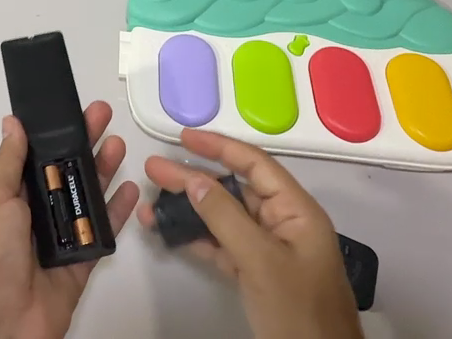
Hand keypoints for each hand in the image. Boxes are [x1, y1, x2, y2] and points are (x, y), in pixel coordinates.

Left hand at [0, 102, 139, 338]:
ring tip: (118, 145)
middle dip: (85, 142)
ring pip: (88, 196)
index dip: (57, 131)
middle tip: (104, 115)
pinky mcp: (82, 262)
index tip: (75, 107)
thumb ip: (10, 162)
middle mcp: (38, 212)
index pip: (39, 155)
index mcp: (13, 195)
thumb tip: (13, 122)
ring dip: (103, 170)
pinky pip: (103, 233)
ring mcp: (62, 236)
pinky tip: (130, 189)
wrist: (0, 326)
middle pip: (67, 171)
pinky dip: (117, 212)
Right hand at [139, 129, 363, 338]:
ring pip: (224, 218)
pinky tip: (169, 233)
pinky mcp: (257, 276)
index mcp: (296, 211)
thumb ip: (225, 217)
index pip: (255, 165)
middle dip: (193, 179)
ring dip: (189, 211)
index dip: (219, 147)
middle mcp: (283, 224)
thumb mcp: (261, 262)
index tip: (183, 138)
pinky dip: (197, 239)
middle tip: (153, 170)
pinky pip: (223, 246)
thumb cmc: (299, 313)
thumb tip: (193, 179)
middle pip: (234, 190)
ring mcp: (270, 251)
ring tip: (151, 205)